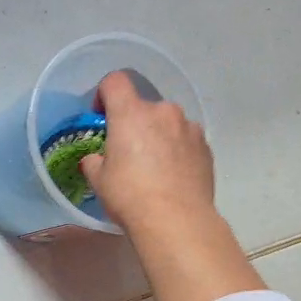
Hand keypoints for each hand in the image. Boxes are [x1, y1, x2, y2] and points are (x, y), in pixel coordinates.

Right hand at [79, 71, 214, 233]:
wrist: (176, 219)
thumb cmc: (129, 195)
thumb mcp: (98, 180)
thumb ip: (95, 161)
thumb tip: (96, 159)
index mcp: (131, 114)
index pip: (115, 82)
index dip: (103, 94)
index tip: (100, 115)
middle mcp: (163, 112)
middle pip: (142, 106)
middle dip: (132, 122)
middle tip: (125, 151)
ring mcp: (189, 127)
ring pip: (166, 122)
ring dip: (157, 135)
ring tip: (152, 166)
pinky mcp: (206, 146)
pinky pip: (185, 139)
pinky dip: (176, 150)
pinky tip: (171, 175)